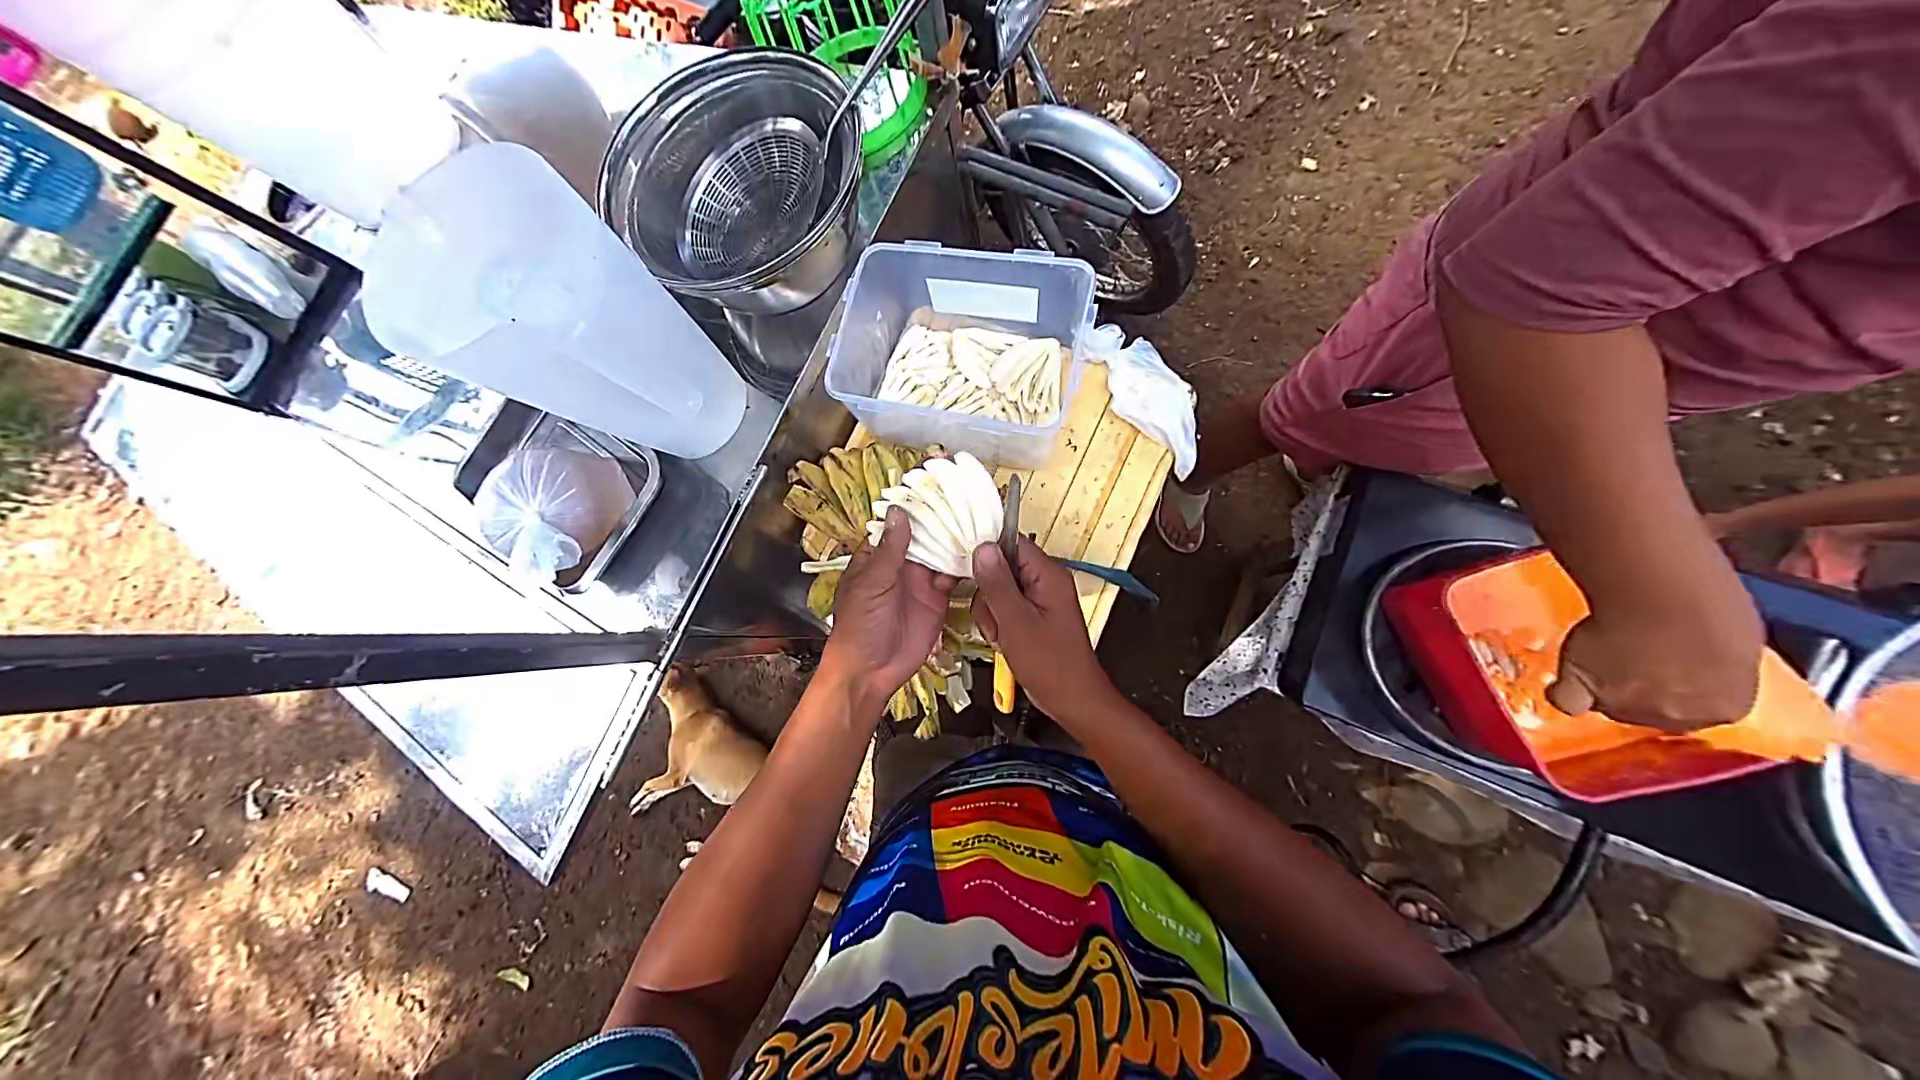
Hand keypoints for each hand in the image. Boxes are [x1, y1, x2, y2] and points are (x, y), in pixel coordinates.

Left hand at [818, 507, 956, 713]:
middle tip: (964, 502)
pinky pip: (953, 576)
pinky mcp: (937, 598)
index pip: (897, 525)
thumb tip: (899, 512)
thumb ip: (890, 550)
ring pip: (941, 553)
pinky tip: (976, 553)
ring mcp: (920, 581)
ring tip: (976, 522)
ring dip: (955, 541)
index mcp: (877, 557)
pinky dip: (964, 566)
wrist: (872, 670)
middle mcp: (900, 565)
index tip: (935, 489)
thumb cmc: (859, 626)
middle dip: (941, 522)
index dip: (914, 508)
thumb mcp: (872, 583)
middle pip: (924, 536)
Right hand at [970, 537, 1118, 722]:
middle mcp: (1045, 582)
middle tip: (997, 617)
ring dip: (993, 614)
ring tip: (1004, 635)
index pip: (1011, 542)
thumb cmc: (1053, 665)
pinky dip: (999, 624)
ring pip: (998, 591)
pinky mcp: (1032, 616)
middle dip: (989, 594)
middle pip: (1001, 567)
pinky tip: (1006, 641)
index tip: (971, 571)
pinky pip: (1004, 609)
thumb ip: (997, 584)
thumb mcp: (1016, 622)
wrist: (1071, 699)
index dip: (987, 554)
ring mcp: (1039, 599)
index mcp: (1048, 575)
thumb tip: (983, 549)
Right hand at [1546, 592, 1764, 732]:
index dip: (1683, 690)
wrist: (1659, 597)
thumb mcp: (1737, 643)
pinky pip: (1568, 700)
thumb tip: (1702, 664)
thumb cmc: (1710, 609)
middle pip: (1651, 714)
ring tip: (1603, 658)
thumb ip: (1718, 667)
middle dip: (1643, 693)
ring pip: (1610, 706)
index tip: (1673, 670)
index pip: (1700, 711)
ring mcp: (1625, 704)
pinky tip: (1567, 682)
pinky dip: (1565, 694)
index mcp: (1725, 706)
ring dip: (1606, 689)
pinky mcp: (1583, 687)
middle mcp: (1676, 715)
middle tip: (1634, 662)